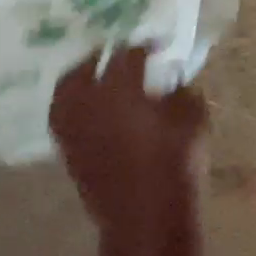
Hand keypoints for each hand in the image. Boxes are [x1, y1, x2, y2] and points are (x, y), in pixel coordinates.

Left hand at [51, 47, 205, 238]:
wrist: (146, 212)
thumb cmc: (176, 159)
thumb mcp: (192, 115)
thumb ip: (179, 90)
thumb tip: (169, 78)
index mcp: (119, 92)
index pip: (127, 55)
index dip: (144, 45)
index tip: (161, 43)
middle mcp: (86, 107)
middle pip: (80, 72)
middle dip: (98, 57)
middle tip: (118, 52)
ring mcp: (71, 132)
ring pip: (63, 96)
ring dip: (79, 81)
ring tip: (99, 76)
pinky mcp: (68, 153)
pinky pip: (64, 118)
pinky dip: (75, 105)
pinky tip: (96, 106)